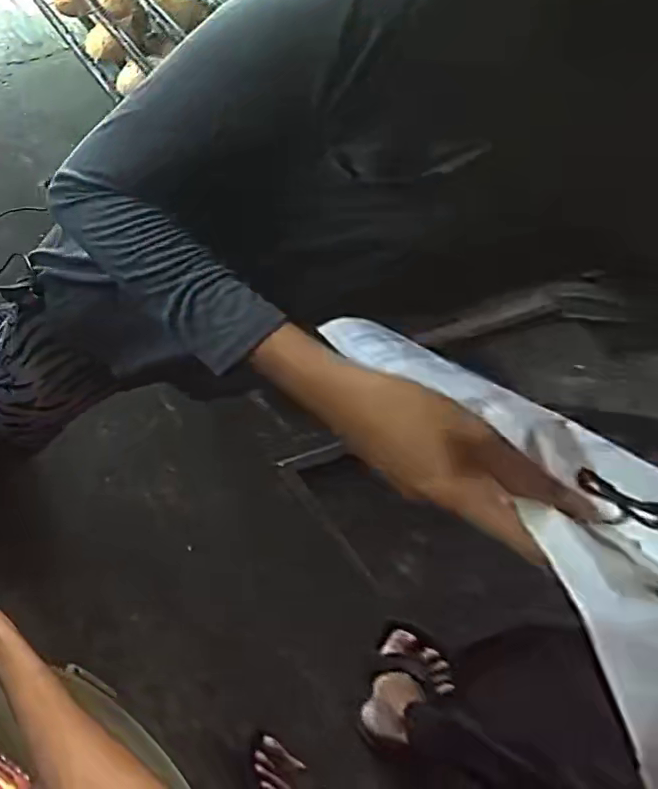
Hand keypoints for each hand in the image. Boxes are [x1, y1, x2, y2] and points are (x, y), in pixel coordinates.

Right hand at [334, 367, 595, 561]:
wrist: (328, 387)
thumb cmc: (399, 406)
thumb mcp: (469, 431)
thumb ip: (520, 470)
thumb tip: (578, 509)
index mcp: (453, 495)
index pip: (521, 539)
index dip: (565, 545)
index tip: (604, 539)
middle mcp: (430, 497)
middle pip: (493, 515)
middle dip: (533, 508)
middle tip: (569, 489)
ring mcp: (404, 480)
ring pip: (465, 493)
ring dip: (497, 486)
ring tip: (518, 461)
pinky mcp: (389, 462)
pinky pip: (440, 477)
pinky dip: (466, 471)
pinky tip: (464, 447)